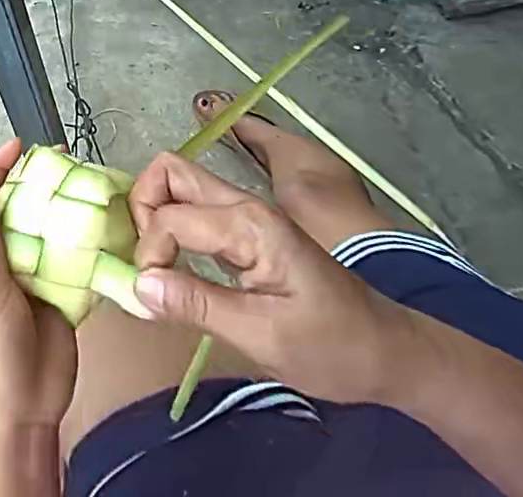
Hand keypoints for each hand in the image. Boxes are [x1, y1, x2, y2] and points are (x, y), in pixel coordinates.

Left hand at [0, 138, 77, 432]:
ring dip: (63, 204)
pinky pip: (72, 253)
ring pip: (47, 225)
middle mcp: (2, 255)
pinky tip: (101, 222)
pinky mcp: (59, 287)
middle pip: (19, 204)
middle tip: (63, 160)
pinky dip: (84, 237)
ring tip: (85, 183)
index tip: (18, 146)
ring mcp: (32, 270)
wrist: (24, 410)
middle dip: (38, 179)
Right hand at [128, 152, 432, 403]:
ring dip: (154, 216)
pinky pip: (194, 211)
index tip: (150, 295)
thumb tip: (139, 283)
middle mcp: (244, 205)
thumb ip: (196, 304)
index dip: (150, 253)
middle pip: (171, 172)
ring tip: (153, 267)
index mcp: (250, 223)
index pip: (171, 216)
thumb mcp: (262, 335)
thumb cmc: (331, 347)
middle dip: (142, 207)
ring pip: (180, 186)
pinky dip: (170, 228)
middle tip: (142, 261)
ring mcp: (245, 214)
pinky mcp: (245, 231)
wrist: (384, 351)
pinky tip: (169, 266)